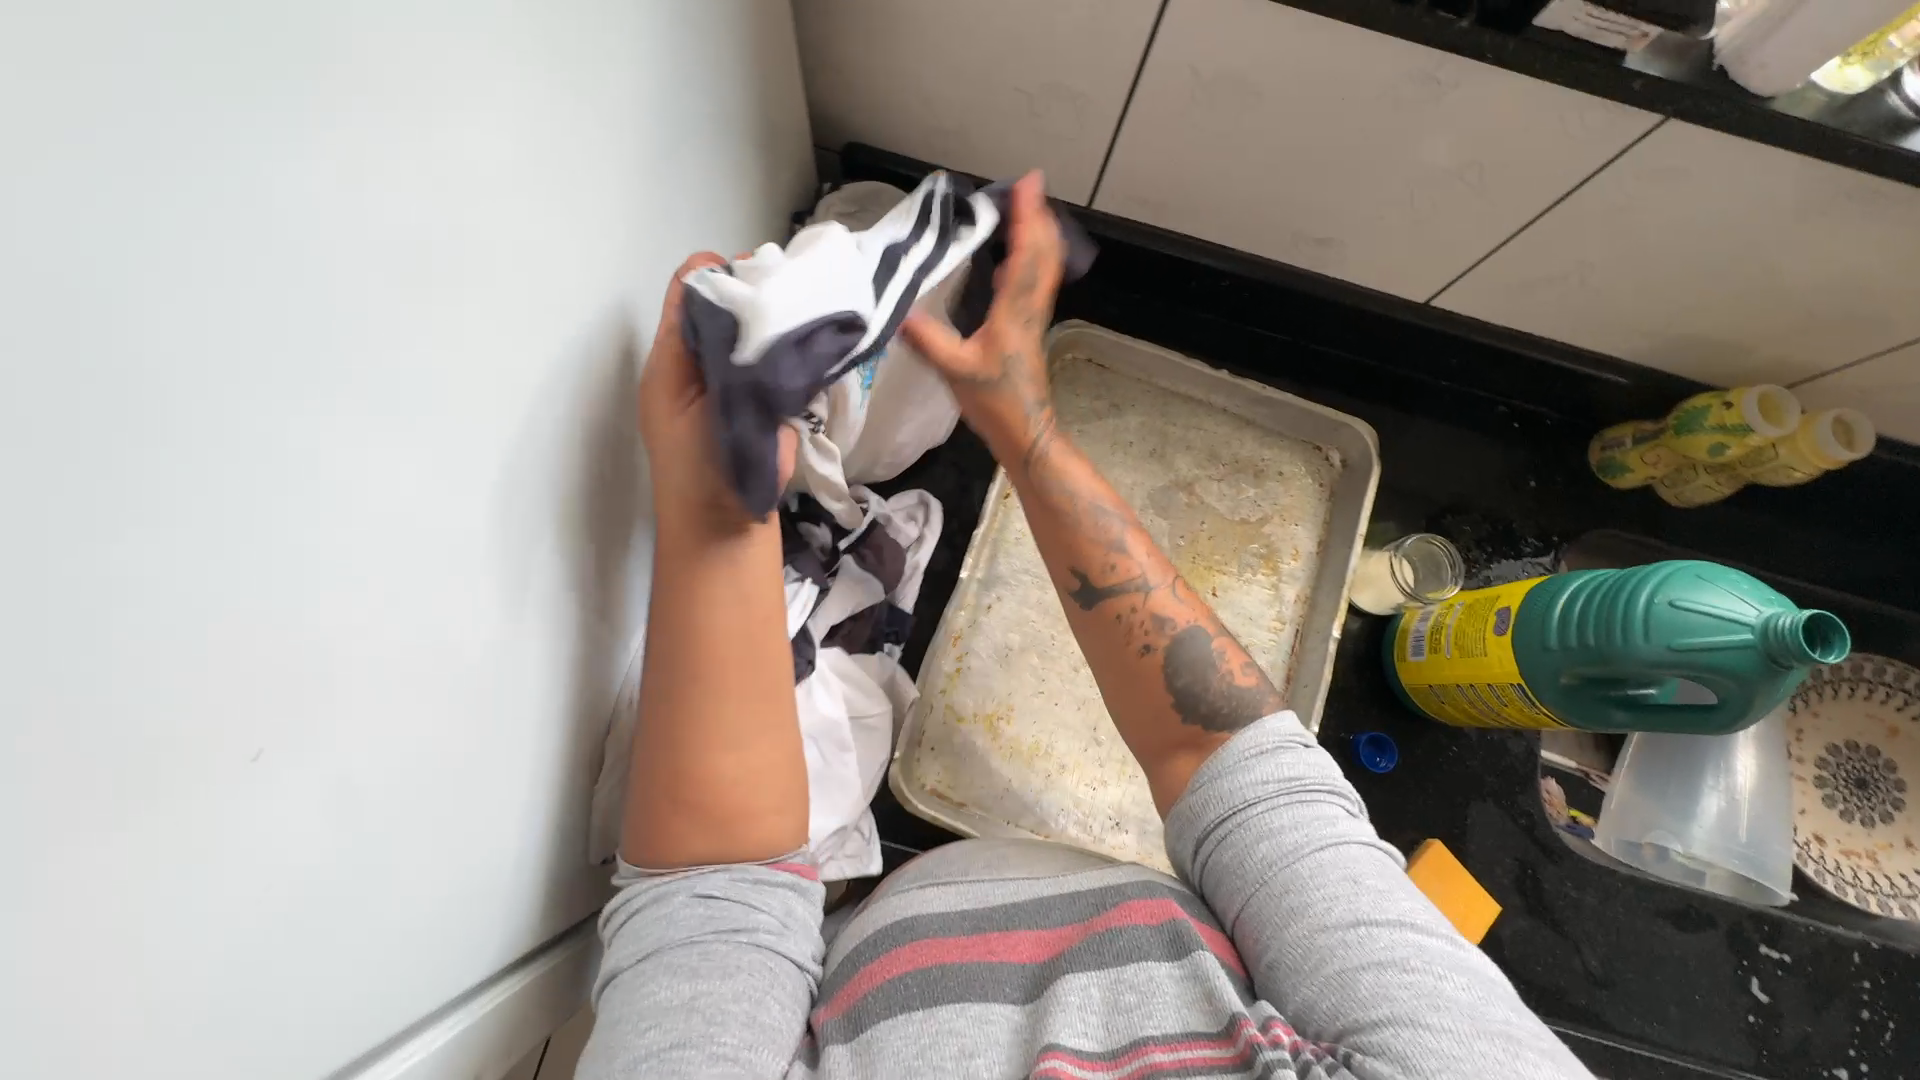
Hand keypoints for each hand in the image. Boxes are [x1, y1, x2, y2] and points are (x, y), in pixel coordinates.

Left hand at [639, 252, 795, 534]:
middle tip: (796, 286)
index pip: (697, 289)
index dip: (725, 273)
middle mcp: (718, 358)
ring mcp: (755, 379)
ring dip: (791, 319)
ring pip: (774, 330)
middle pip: (741, 304)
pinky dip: (811, 349)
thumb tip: (714, 273)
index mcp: (681, 353)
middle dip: (766, 292)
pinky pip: (800, 362)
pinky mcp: (787, 400)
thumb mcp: (674, 389)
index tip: (759, 271)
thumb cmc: (691, 463)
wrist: (728, 525)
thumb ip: (692, 335)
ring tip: (817, 304)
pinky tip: (826, 334)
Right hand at [901, 171, 1063, 470]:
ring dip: (1037, 236)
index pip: (1027, 254)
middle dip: (1038, 217)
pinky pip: (1035, 285)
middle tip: (1028, 188)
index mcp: (1015, 311)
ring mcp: (1033, 318)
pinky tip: (1013, 262)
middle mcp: (1030, 308)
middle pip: (1044, 253)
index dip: (1028, 217)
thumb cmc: (996, 402)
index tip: (1028, 183)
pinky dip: (1029, 262)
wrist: (1025, 431)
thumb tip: (898, 314)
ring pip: (1044, 268)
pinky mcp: (1028, 330)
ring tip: (1024, 212)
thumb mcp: (957, 372)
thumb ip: (930, 342)